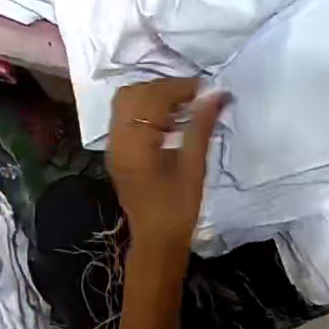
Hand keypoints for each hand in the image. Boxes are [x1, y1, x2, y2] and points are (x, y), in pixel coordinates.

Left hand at [107, 78, 227, 256]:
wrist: (156, 240)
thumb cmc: (178, 209)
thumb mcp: (193, 167)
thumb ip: (201, 127)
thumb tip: (216, 94)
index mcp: (134, 145)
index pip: (152, 98)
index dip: (179, 88)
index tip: (205, 90)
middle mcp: (116, 141)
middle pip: (132, 93)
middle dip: (163, 88)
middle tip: (193, 96)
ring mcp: (112, 146)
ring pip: (125, 102)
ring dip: (152, 96)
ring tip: (182, 106)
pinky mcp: (116, 152)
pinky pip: (124, 117)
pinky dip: (144, 110)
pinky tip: (168, 120)